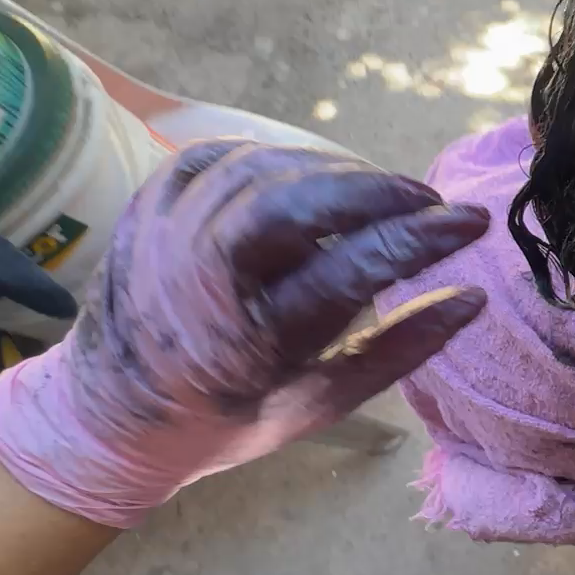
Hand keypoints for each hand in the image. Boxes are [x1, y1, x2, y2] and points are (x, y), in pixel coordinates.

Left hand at [0, 141, 489, 525]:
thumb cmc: (235, 418)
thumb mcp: (328, 402)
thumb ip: (405, 348)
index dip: (423, 237)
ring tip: (387, 194)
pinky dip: (288, 158)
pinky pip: (227, 156)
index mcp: (253, 343)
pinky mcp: (148, 205)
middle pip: (297, 203)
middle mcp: (200, 281)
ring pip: (267, 170)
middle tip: (430, 199)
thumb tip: (475, 298)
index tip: (474, 221)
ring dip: (343, 172)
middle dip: (379, 190)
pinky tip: (322, 178)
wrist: (99, 418)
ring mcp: (163, 234)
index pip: (352, 268)